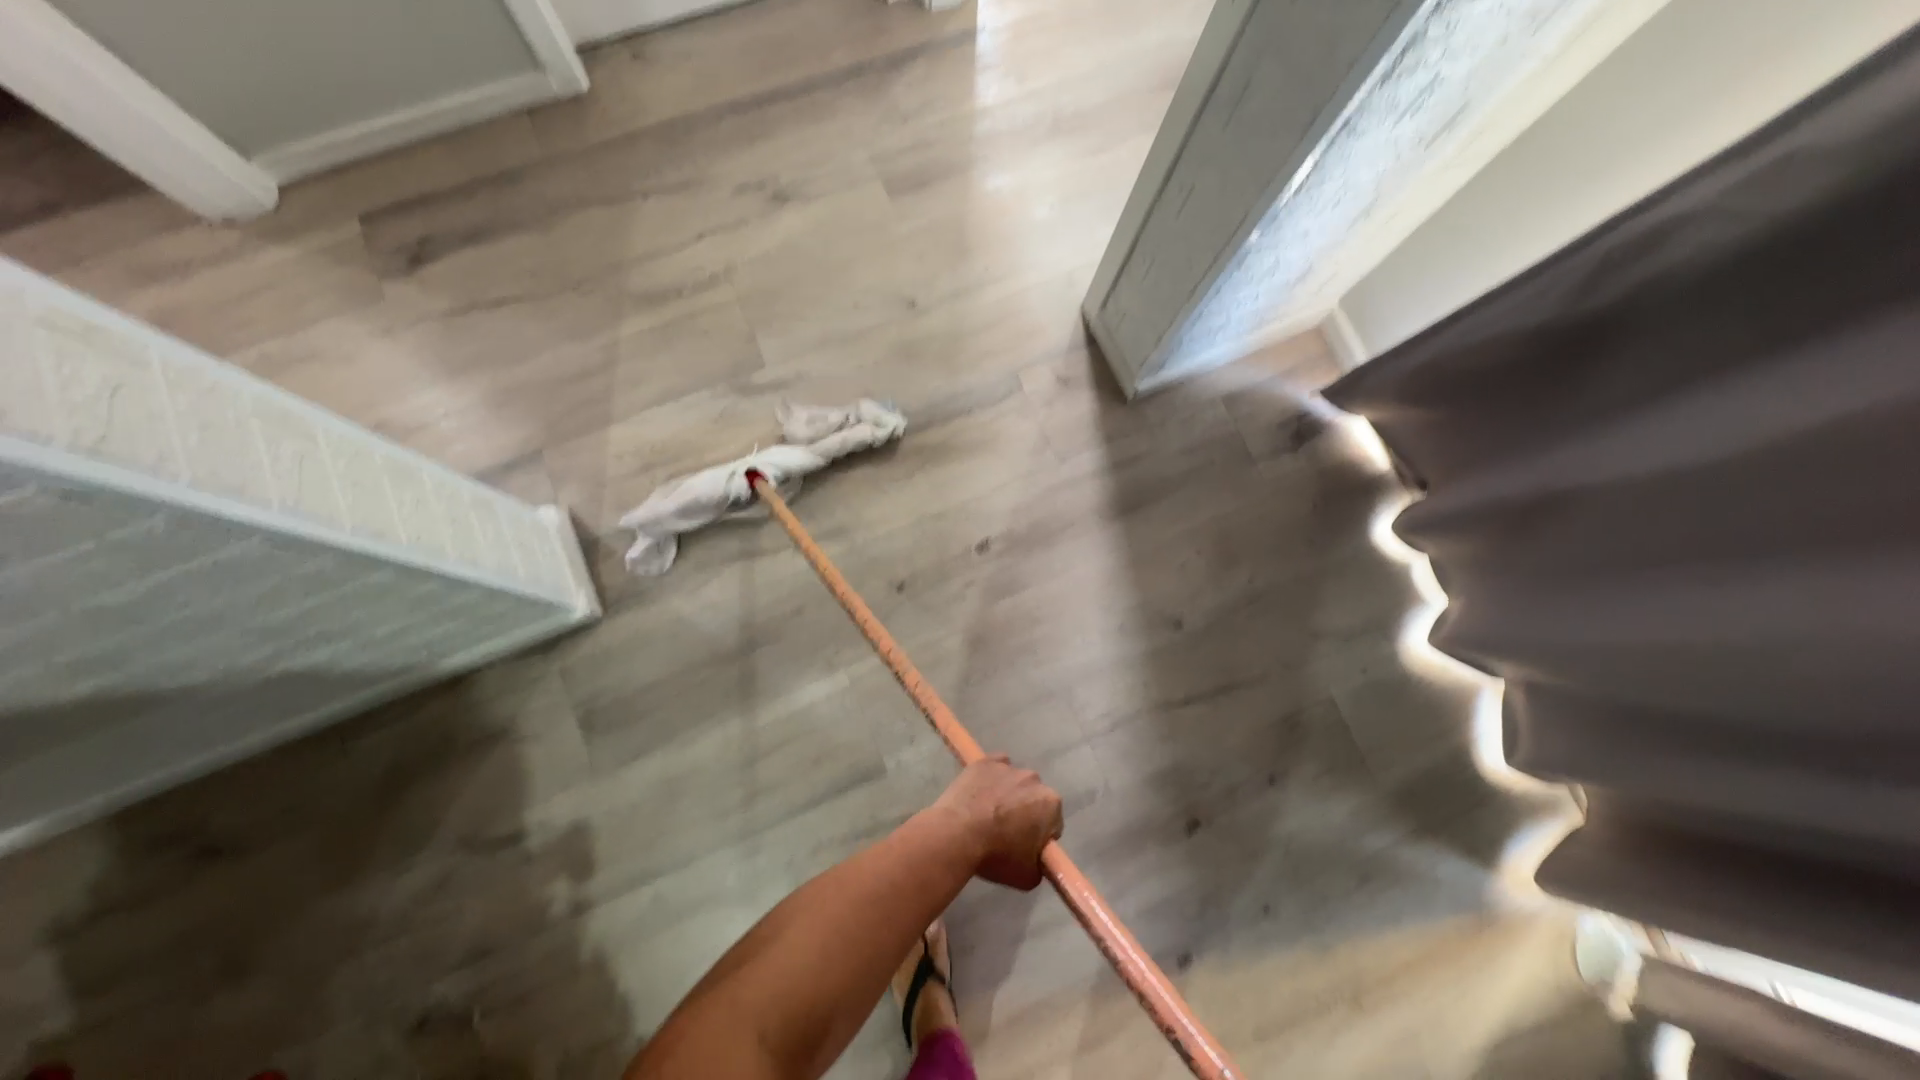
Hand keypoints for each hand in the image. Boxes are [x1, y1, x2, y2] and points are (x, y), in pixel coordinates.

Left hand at [932, 755, 1062, 890]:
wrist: (956, 835)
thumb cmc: (996, 855)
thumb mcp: (1028, 877)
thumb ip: (1041, 866)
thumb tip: (1037, 860)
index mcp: (1051, 803)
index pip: (1052, 823)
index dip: (1039, 837)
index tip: (1023, 847)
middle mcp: (1034, 779)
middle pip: (1034, 799)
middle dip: (1025, 812)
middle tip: (1004, 832)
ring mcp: (1008, 767)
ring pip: (1014, 783)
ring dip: (1007, 795)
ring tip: (986, 815)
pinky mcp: (984, 762)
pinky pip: (994, 768)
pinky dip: (990, 779)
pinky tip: (979, 794)